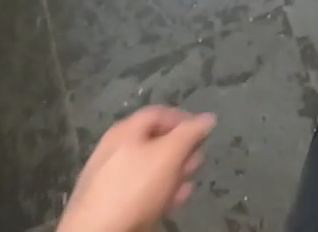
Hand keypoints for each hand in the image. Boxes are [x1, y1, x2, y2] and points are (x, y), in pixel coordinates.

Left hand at [57, 107, 216, 231]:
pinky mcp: (109, 204)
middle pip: (156, 141)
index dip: (185, 119)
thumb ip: (190, 133)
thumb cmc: (134, 188)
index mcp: (125, 130)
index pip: (160, 113)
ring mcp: (109, 178)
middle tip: (197, 161)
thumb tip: (208, 118)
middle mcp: (115, 149)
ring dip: (173, 174)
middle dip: (181, 150)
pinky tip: (172, 201)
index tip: (204, 134)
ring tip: (187, 185)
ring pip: (150, 169)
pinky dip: (159, 191)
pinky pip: (140, 190)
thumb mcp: (169, 155)